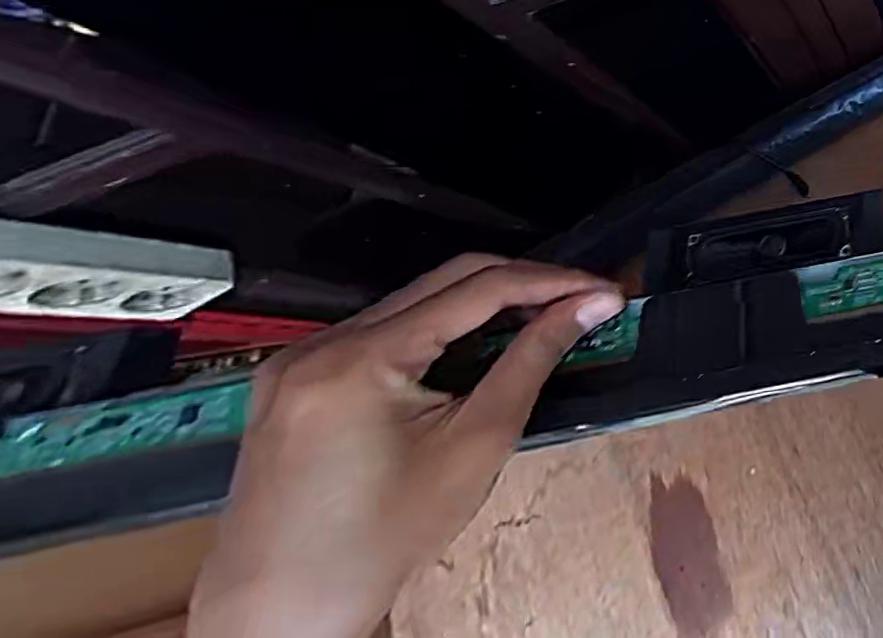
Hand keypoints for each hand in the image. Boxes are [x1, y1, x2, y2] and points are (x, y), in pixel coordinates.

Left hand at [188, 254, 624, 637]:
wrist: (279, 620)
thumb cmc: (386, 540)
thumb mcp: (477, 443)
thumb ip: (534, 358)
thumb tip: (592, 305)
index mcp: (361, 359)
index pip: (479, 288)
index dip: (553, 281)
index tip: (603, 289)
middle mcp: (324, 341)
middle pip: (449, 279)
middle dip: (524, 283)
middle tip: (581, 299)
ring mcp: (303, 356)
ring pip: (421, 298)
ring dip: (486, 303)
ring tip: (543, 317)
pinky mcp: (299, 374)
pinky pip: (390, 325)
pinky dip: (446, 326)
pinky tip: (480, 344)